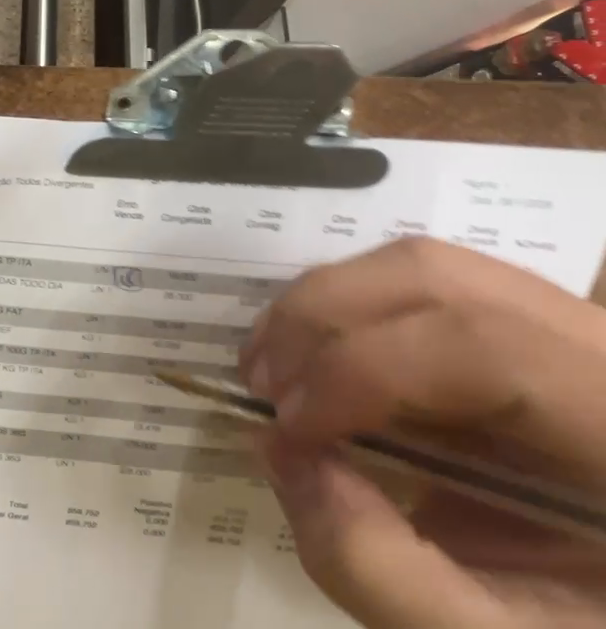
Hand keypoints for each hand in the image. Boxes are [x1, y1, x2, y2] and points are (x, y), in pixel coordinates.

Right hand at [240, 237, 605, 627]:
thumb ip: (378, 566)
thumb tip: (280, 453)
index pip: (485, 347)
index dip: (359, 373)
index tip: (287, 433)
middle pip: (436, 279)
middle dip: (317, 322)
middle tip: (260, 389)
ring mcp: (578, 340)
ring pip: (420, 269)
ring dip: (320, 310)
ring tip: (275, 373)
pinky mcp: (531, 340)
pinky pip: (420, 293)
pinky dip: (344, 318)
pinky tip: (316, 370)